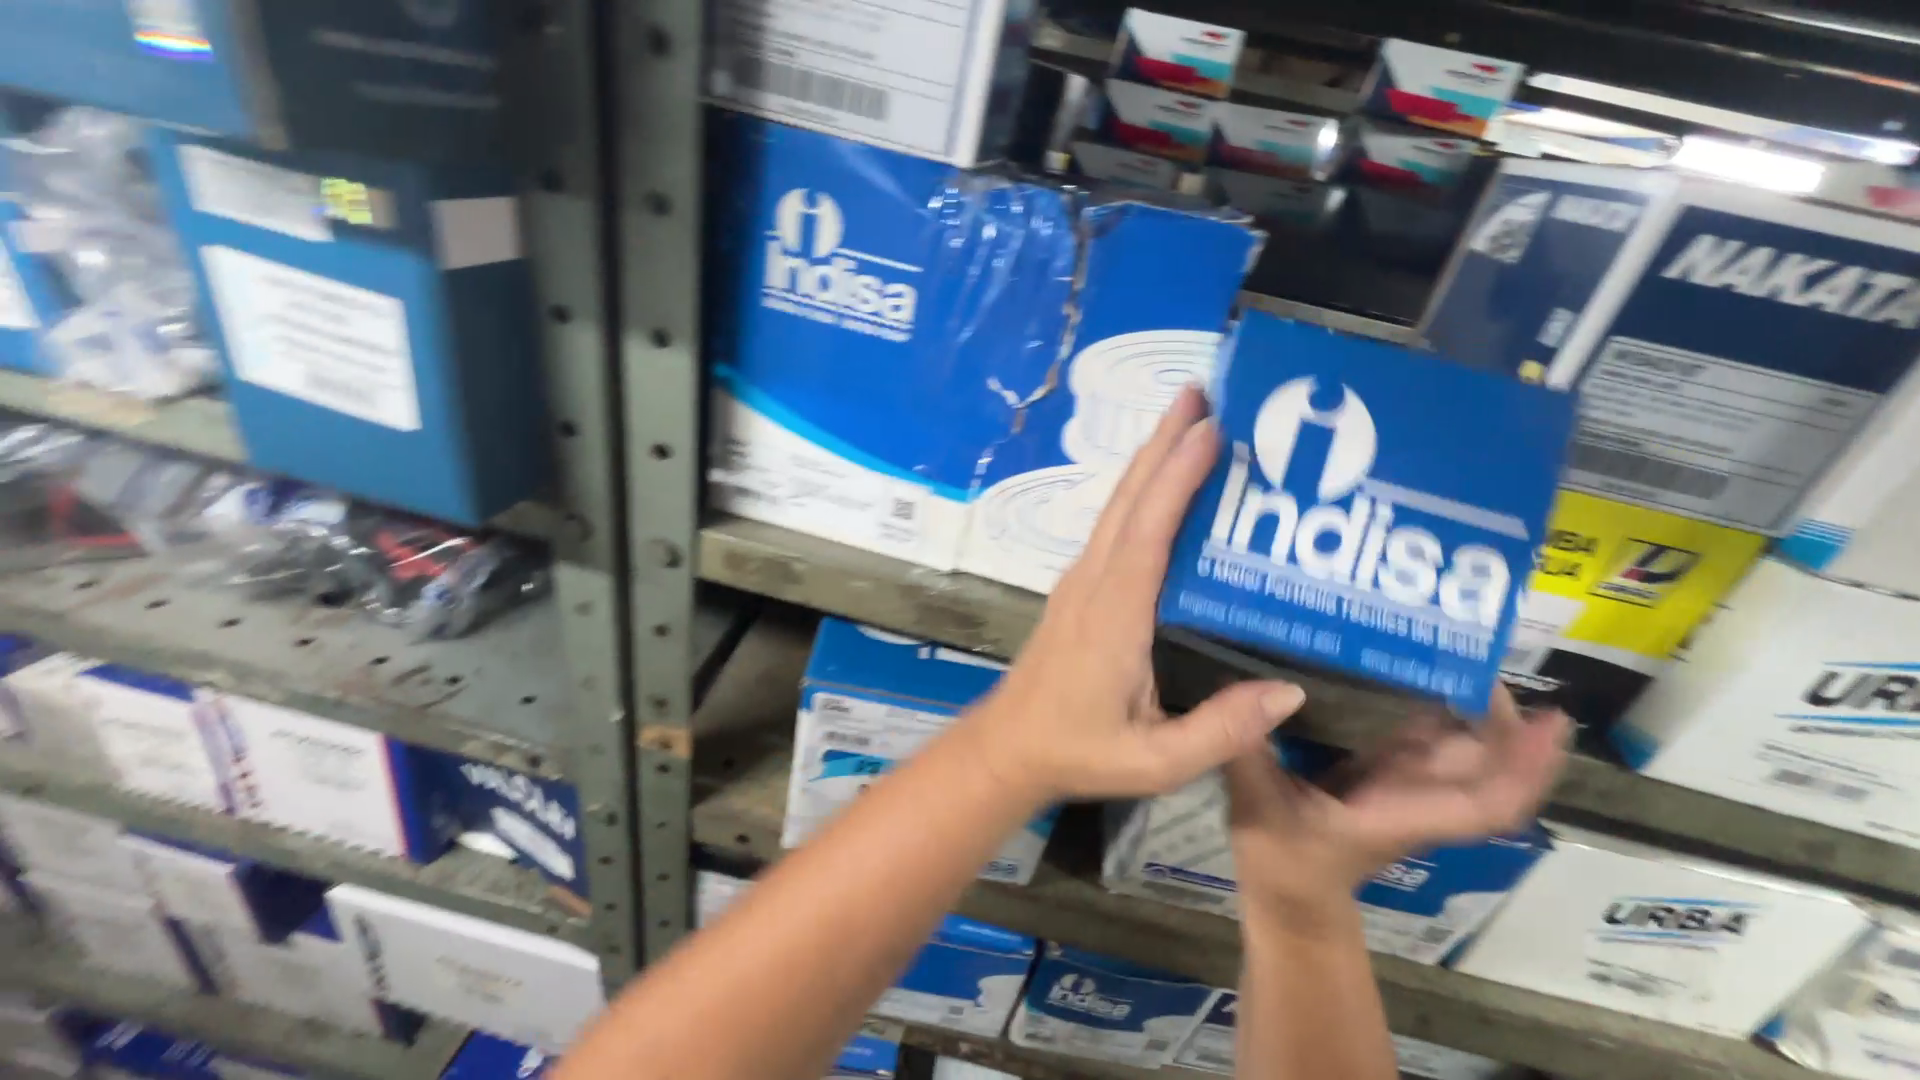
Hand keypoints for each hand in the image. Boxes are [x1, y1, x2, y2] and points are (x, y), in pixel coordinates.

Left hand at [962, 385, 1305, 801]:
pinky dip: (1141, 491)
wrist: (1008, 746)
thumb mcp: (1154, 761)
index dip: (1177, 477)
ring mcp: (1080, 582)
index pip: (1148, 532)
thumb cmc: (1078, 751)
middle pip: (1128, 499)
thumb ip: (1220, 731)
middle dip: (1163, 442)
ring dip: (1150, 458)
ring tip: (1187, 418)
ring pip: (1117, 506)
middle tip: (1203, 392)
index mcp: (1114, 615)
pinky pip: (1114, 526)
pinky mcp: (1078, 589)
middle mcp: (1093, 583)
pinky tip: (1162, 482)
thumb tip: (1290, 690)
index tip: (1211, 429)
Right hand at [1224, 684, 1568, 917]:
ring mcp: (1403, 788)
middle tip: (1486, 662)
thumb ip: (1248, 750)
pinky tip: (1427, 675)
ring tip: (1464, 657)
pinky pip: (1426, 743)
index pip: (1487, 803)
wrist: (1289, 901)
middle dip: (1504, 720)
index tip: (1553, 722)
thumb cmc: (1280, 864)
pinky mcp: (1383, 777)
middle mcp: (1416, 799)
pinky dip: (1438, 712)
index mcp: (1399, 814)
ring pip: (1461, 751)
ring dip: (1476, 713)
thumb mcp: (1256, 806)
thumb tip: (1243, 686)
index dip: (1527, 767)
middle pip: (1485, 766)